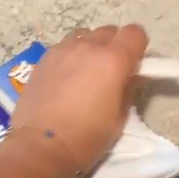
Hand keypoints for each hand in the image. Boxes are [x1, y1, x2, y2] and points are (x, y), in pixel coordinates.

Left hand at [7, 25, 147, 177]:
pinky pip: (64, 47)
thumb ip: (128, 89)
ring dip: (91, 47)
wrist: (40, 146)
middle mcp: (88, 47)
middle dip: (115, 46)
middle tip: (111, 71)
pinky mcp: (43, 59)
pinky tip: (65, 77)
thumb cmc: (86, 137)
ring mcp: (62, 50)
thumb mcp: (119, 119)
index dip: (137, 46)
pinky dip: (71, 55)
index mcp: (113, 60)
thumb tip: (130, 76)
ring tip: (86, 71)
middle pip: (109, 31)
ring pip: (84, 35)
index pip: (134, 33)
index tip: (134, 64)